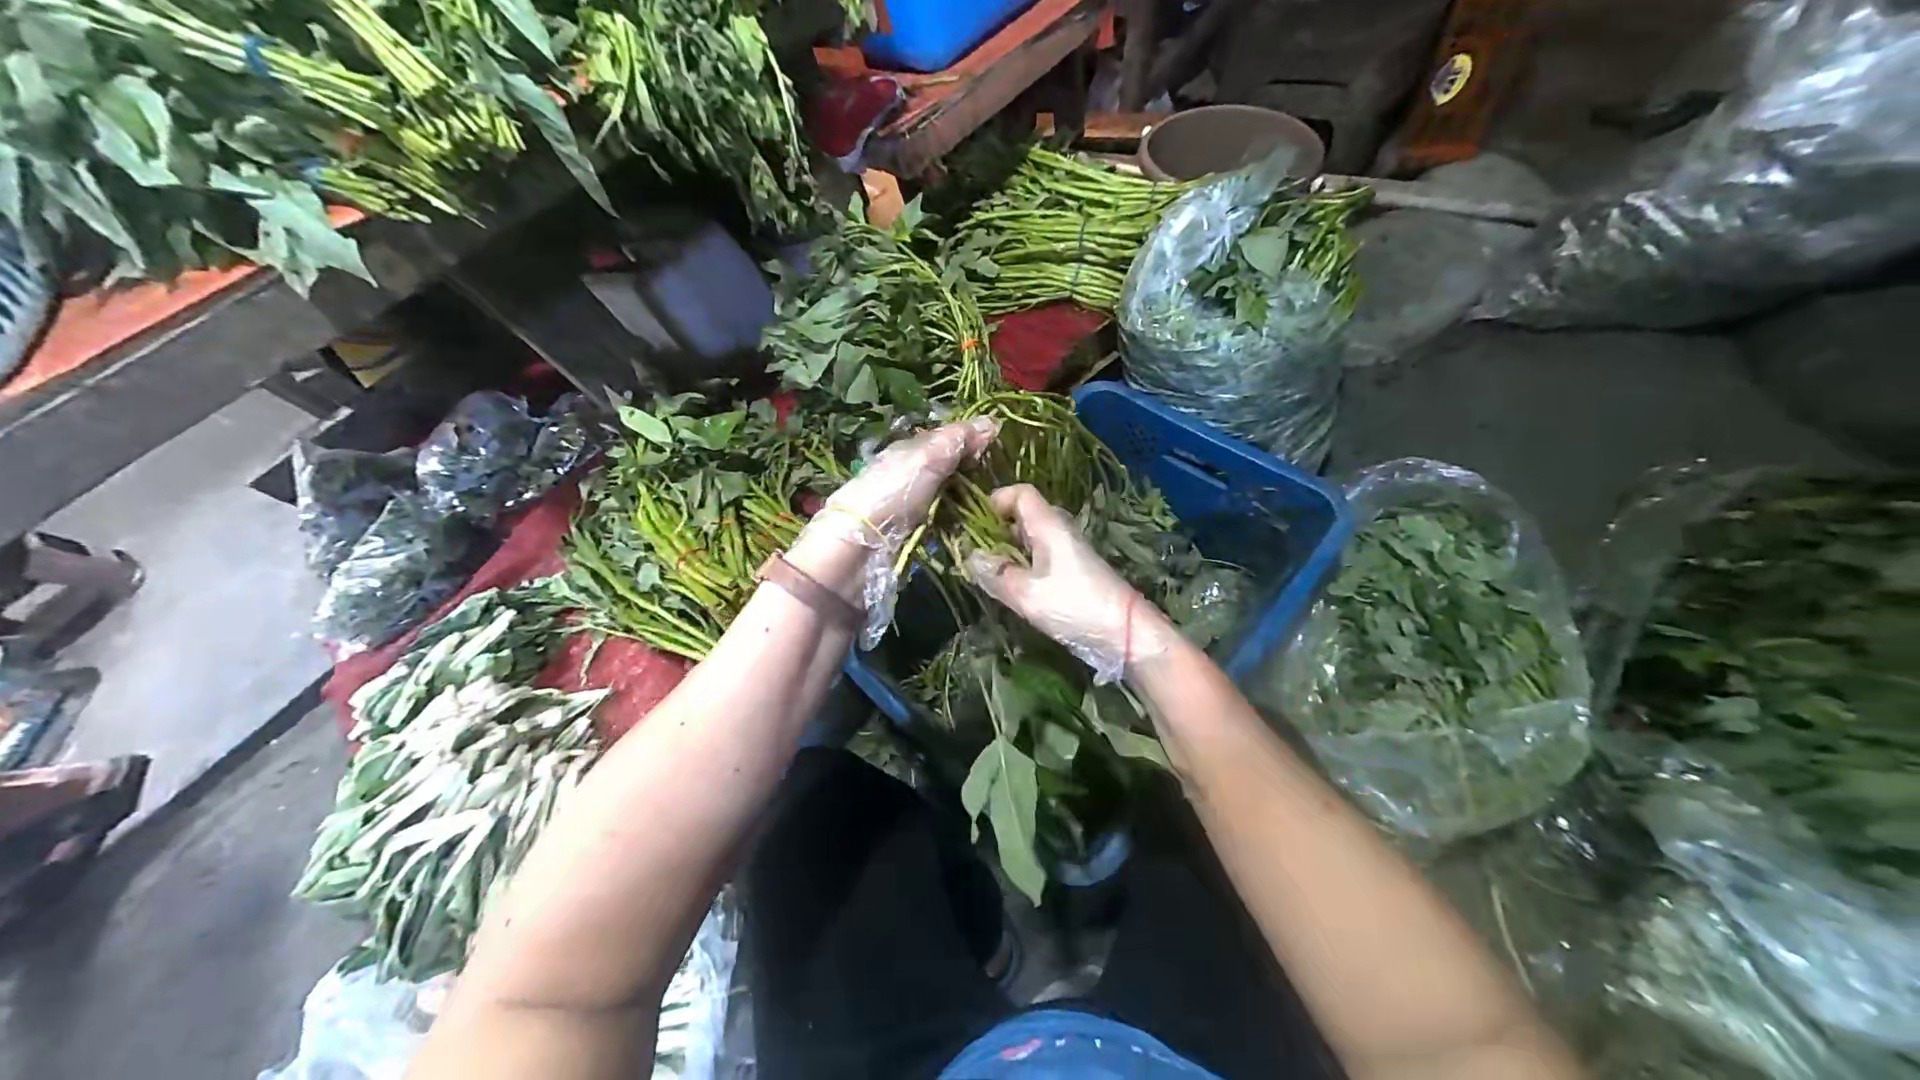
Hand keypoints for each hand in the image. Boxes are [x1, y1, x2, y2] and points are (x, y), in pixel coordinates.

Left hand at [792, 417, 996, 646]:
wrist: (857, 552)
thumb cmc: (890, 496)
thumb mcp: (925, 459)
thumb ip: (956, 441)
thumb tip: (992, 421)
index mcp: (908, 452)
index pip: (947, 440)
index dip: (973, 441)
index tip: (1002, 447)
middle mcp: (909, 476)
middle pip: (949, 470)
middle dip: (975, 473)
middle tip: (1006, 481)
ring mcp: (911, 508)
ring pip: (949, 497)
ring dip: (971, 500)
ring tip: (1001, 506)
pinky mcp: (913, 536)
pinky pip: (944, 522)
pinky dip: (960, 521)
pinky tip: (979, 525)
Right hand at [966, 484, 1176, 683]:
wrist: (1126, 633)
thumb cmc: (1075, 607)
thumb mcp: (1027, 594)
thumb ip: (996, 575)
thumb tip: (971, 557)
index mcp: (1049, 525)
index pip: (1022, 493)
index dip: (996, 499)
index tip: (975, 521)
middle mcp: (1060, 530)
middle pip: (1025, 514)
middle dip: (997, 528)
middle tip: (975, 550)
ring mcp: (1069, 550)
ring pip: (1032, 537)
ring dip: (1009, 549)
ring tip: (989, 571)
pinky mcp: (1074, 570)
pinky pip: (1042, 555)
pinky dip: (1023, 564)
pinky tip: (1014, 586)